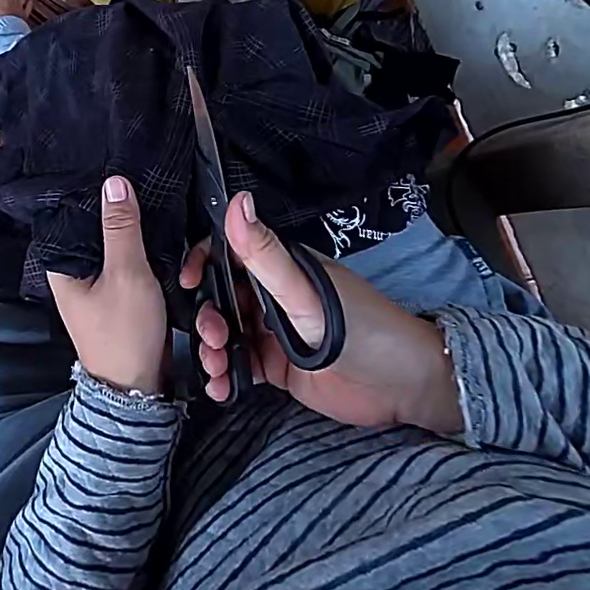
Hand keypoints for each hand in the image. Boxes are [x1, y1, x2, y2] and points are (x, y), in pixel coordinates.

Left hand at [47, 176, 168, 394]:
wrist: (138, 386)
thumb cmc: (124, 334)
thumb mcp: (126, 274)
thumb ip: (121, 228)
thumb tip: (114, 182)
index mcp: (63, 266)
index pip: (73, 214)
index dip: (96, 193)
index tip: (121, 170)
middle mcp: (75, 272)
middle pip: (97, 228)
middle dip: (122, 213)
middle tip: (146, 188)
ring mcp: (96, 284)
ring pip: (116, 244)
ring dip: (136, 232)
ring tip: (155, 207)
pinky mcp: (118, 293)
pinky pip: (129, 261)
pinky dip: (143, 250)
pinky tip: (159, 238)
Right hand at [182, 193, 463, 432]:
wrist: (401, 386)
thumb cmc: (361, 329)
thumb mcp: (307, 294)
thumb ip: (266, 255)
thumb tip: (236, 201)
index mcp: (284, 268)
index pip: (232, 253)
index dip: (203, 263)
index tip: (188, 283)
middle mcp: (276, 295)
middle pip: (222, 296)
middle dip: (207, 316)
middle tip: (213, 338)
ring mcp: (275, 330)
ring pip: (228, 332)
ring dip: (212, 348)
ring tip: (218, 369)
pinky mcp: (279, 365)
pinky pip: (240, 365)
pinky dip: (225, 375)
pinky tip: (221, 388)